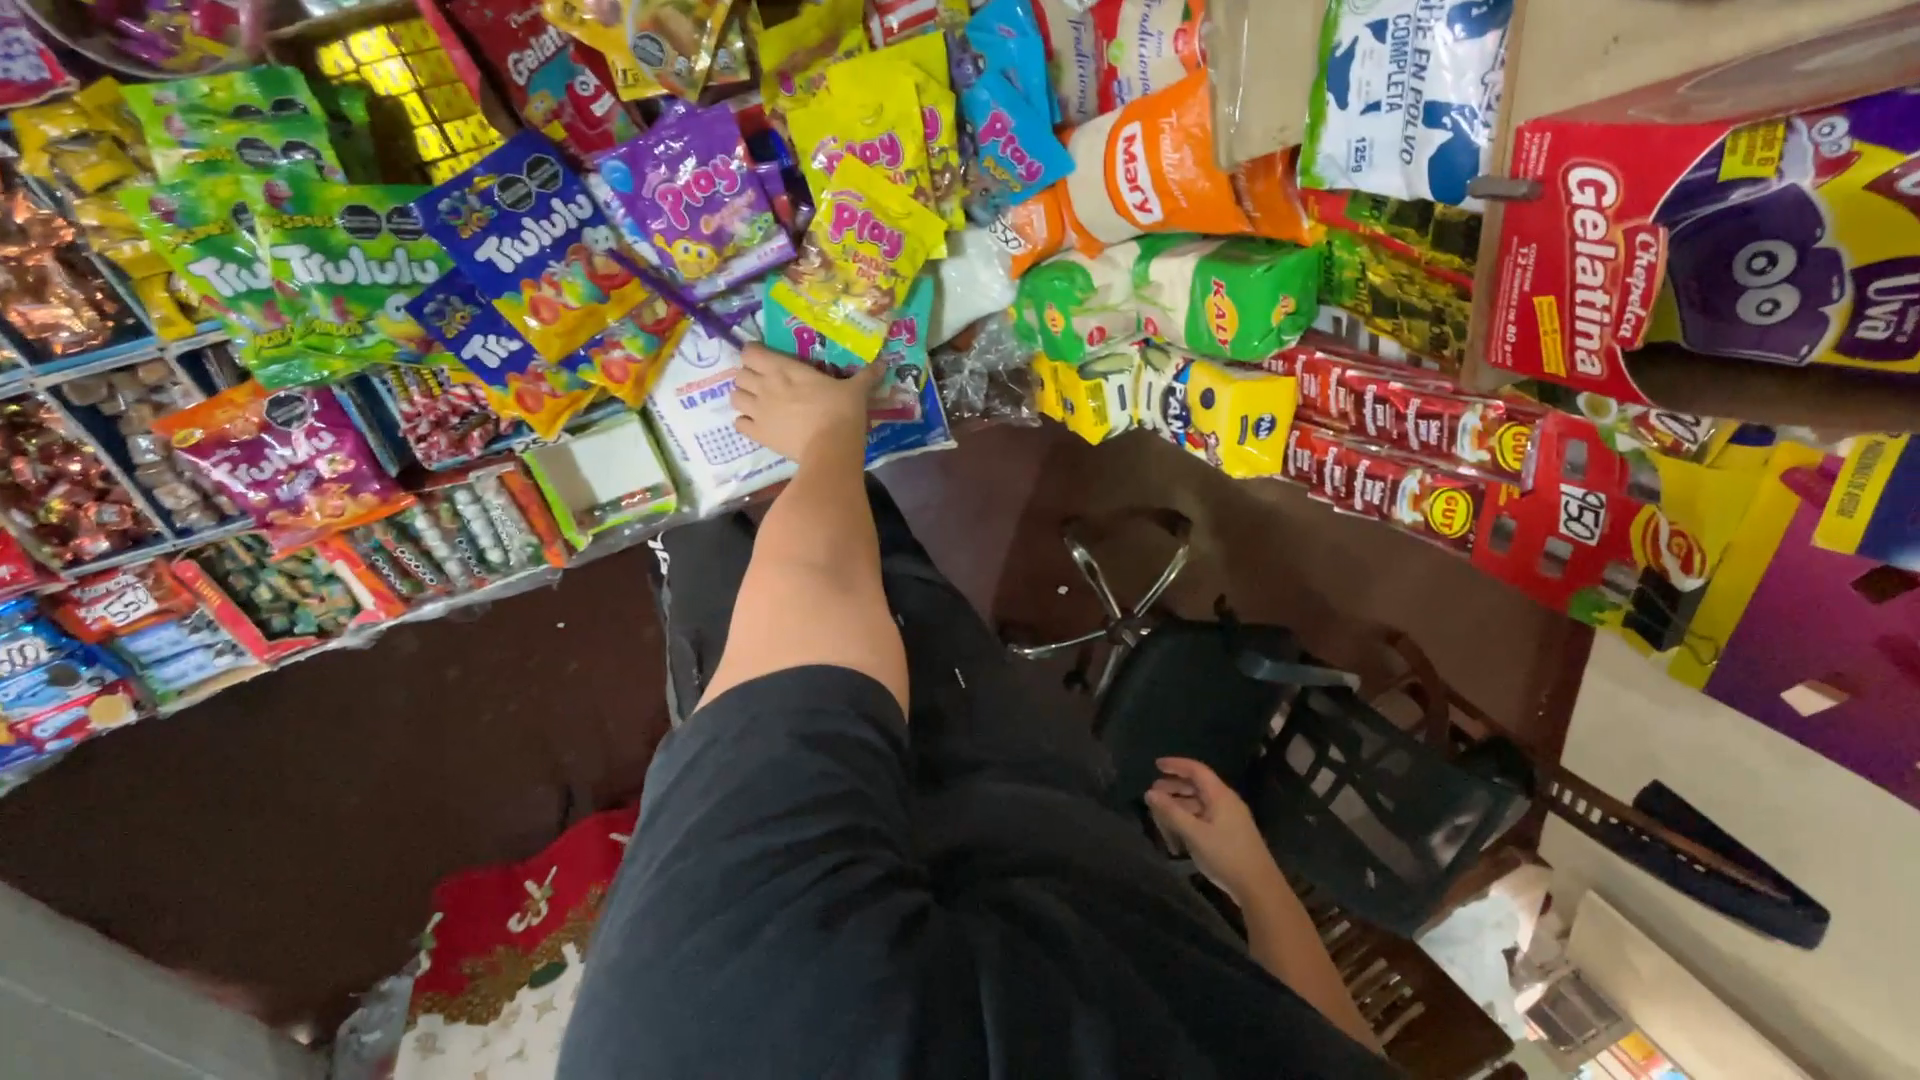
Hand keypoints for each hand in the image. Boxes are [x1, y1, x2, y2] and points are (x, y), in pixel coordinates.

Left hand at [730, 344, 882, 462]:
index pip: (750, 352)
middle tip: (765, 383)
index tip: (767, 359)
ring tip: (758, 403)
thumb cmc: (841, 412)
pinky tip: (758, 425)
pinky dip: (745, 423)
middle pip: (739, 374)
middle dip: (748, 376)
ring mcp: (757, 411)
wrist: (831, 449)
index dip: (755, 354)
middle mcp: (763, 386)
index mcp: (783, 368)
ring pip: (734, 397)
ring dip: (744, 398)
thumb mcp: (855, 390)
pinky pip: (739, 424)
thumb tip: (882, 363)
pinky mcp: (758, 434)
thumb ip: (865, 376)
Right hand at [1145, 757, 1283, 906]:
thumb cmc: (1225, 855)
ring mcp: (1230, 818)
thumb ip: (1171, 812)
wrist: (1258, 887)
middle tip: (1153, 792)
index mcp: (1220, 795)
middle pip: (1198, 785)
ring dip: (1180, 804)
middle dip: (1174, 786)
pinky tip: (1178, 829)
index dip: (1176, 765)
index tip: (1156, 765)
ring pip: (1200, 803)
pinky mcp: (1230, 833)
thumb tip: (1150, 793)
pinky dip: (1189, 817)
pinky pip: (1205, 816)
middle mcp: (1226, 802)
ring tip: (1161, 812)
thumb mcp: (1194, 834)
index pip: (1196, 770)